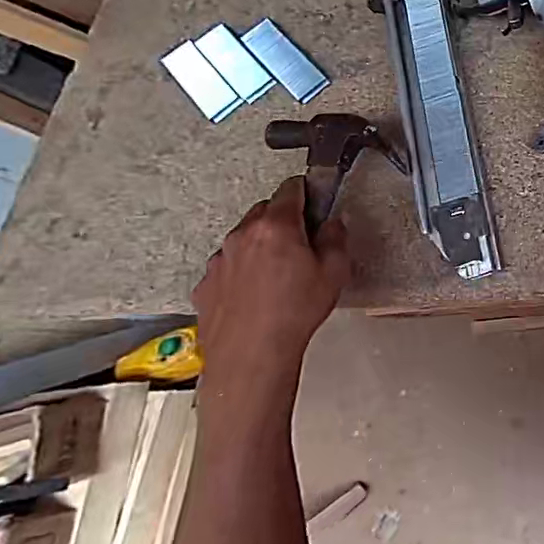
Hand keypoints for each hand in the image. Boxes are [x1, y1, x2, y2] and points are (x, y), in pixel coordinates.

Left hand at [192, 176, 350, 383]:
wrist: (250, 355)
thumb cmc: (293, 313)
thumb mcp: (335, 271)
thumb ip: (336, 237)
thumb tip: (332, 224)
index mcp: (276, 226)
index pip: (290, 189)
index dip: (307, 191)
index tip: (315, 200)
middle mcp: (242, 236)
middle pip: (265, 211)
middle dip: (284, 219)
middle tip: (304, 242)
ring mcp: (220, 260)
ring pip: (245, 238)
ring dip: (262, 245)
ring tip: (281, 274)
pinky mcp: (206, 283)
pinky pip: (229, 265)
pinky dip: (243, 270)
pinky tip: (259, 293)